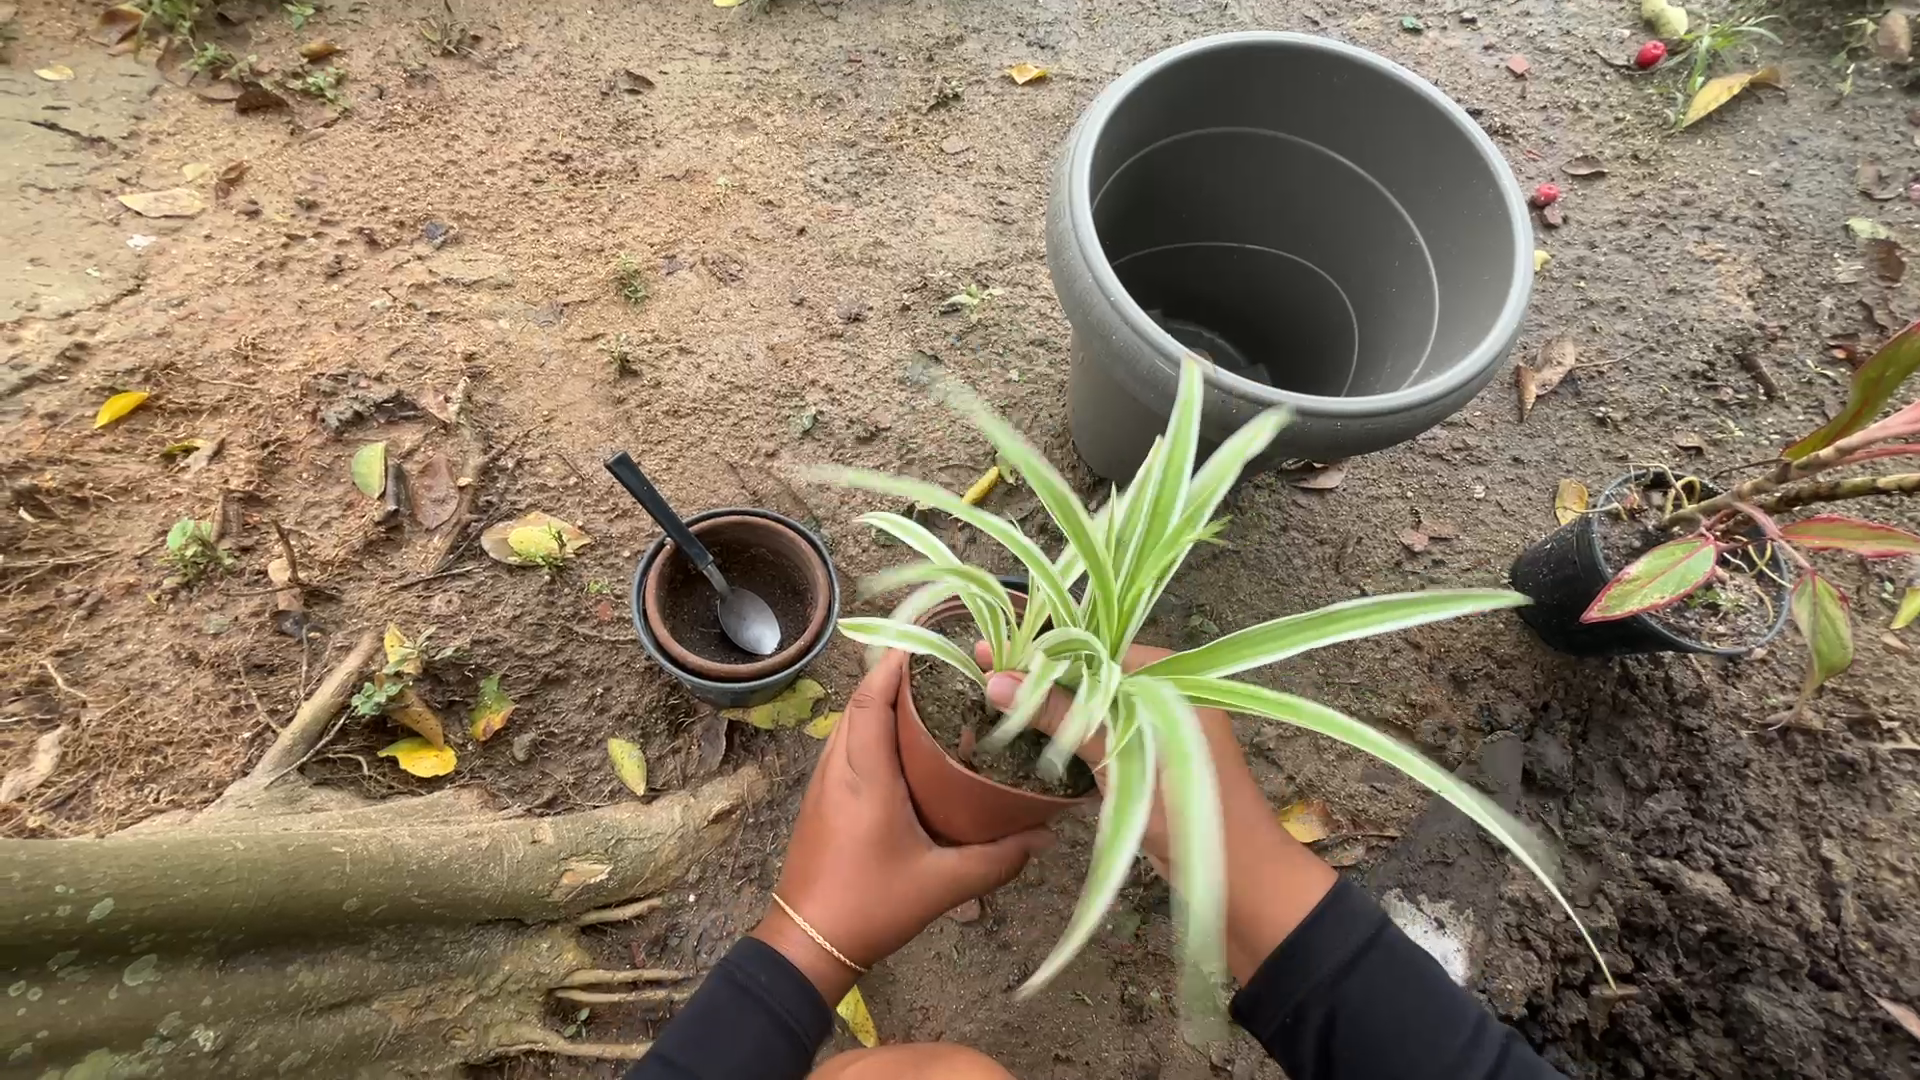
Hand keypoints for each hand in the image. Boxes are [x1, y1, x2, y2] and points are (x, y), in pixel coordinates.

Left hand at [750, 651, 1055, 1003]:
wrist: (805, 944)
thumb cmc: (870, 905)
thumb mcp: (941, 884)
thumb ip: (996, 860)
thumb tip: (1043, 836)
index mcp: (865, 776)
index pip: (870, 702)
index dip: (891, 666)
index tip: (922, 642)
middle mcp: (838, 768)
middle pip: (857, 704)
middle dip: (890, 676)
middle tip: (936, 666)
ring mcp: (823, 783)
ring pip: (847, 723)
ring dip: (876, 701)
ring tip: (921, 695)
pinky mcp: (820, 799)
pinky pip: (844, 744)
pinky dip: (867, 727)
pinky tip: (897, 743)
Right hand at [976, 641, 1337, 981]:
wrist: (1243, 884)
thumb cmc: (1189, 811)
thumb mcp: (1121, 758)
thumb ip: (1062, 715)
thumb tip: (996, 680)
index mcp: (1167, 676)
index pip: (1093, 649)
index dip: (1041, 650)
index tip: (992, 650)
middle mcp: (1160, 692)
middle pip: (1087, 674)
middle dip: (1036, 675)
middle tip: (983, 669)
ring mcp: (1151, 726)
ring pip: (1088, 705)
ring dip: (1046, 704)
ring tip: (993, 696)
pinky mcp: (1142, 758)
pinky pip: (1097, 733)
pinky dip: (1065, 733)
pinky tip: (1026, 731)